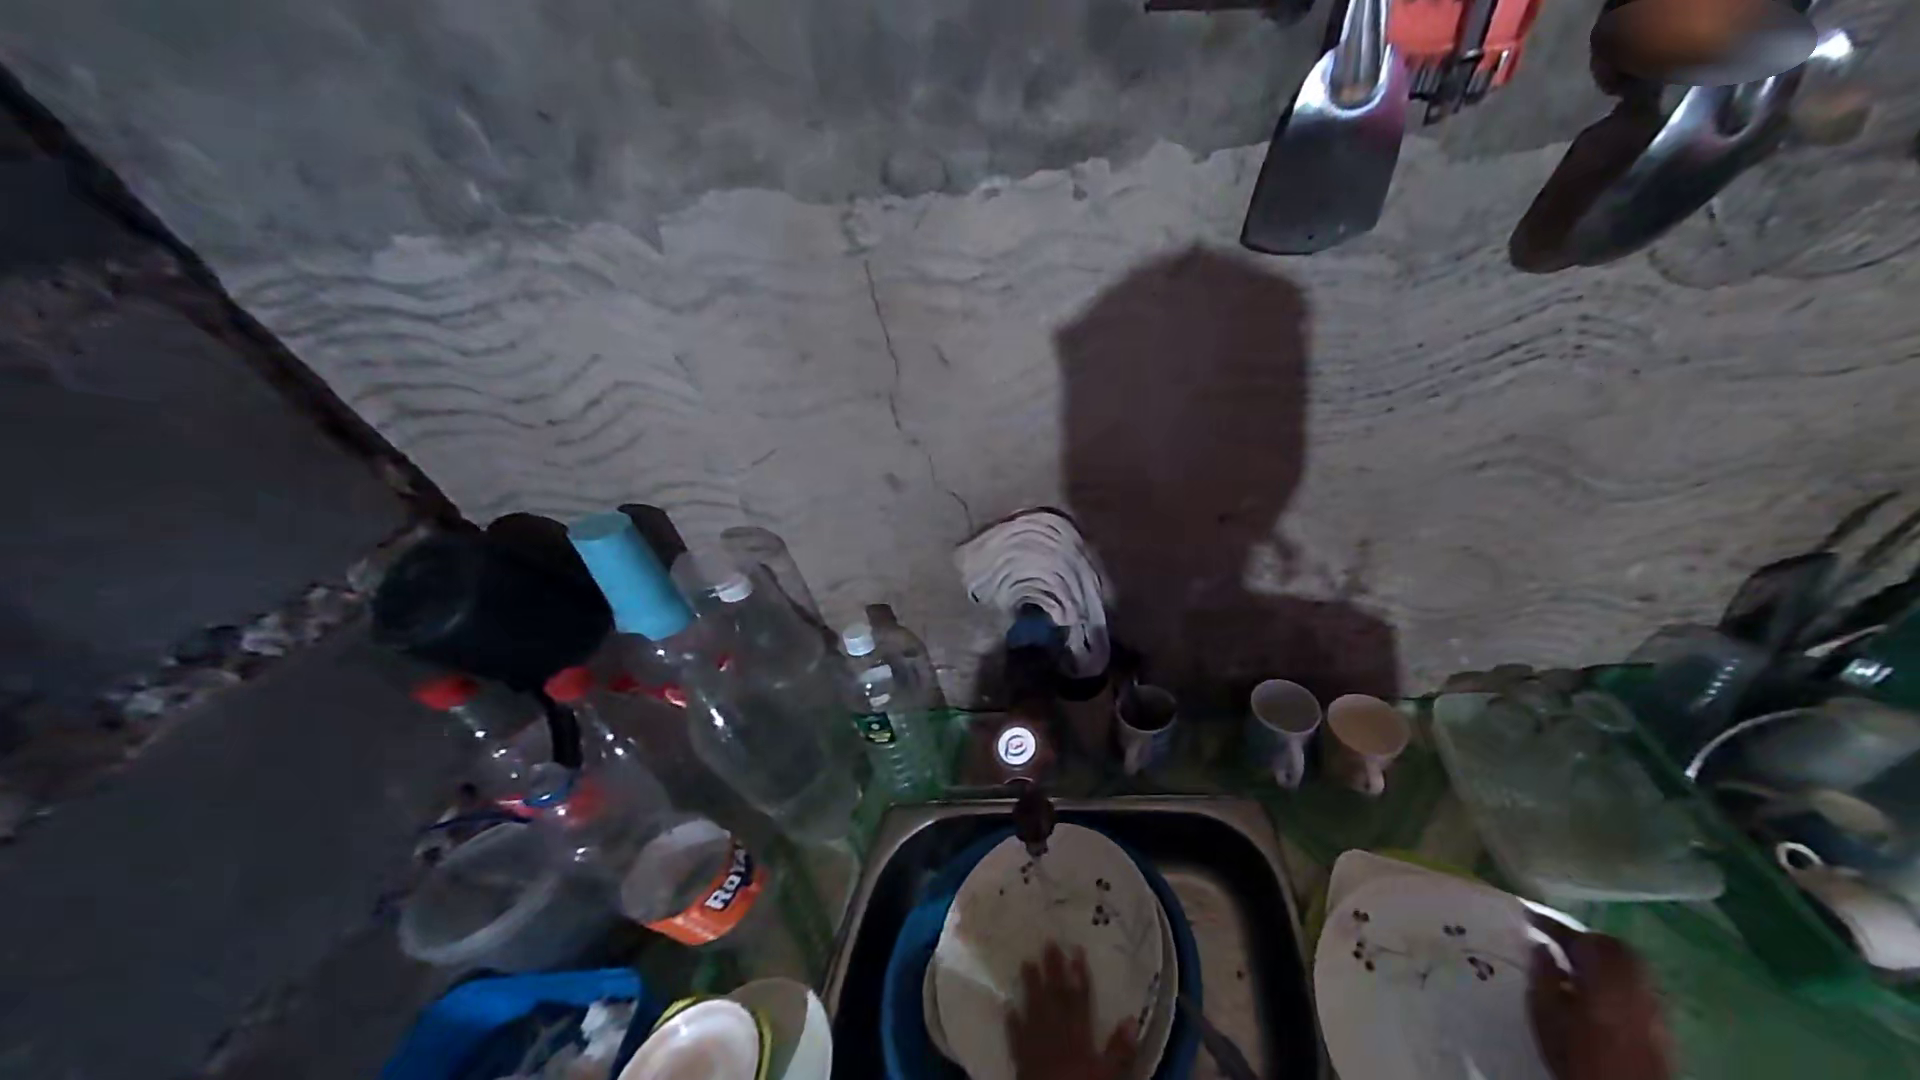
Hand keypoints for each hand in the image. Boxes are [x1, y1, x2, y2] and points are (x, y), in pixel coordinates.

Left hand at [1006, 943, 1137, 1079]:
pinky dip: (1012, 1021)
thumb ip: (1119, 1047)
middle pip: (1054, 995)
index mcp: (1077, 1032)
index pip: (1079, 997)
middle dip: (1052, 969)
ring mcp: (1035, 1042)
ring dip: (1030, 985)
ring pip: (1033, 1008)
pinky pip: (1015, 1035)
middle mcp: (1055, 1030)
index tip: (1076, 949)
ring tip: (1025, 962)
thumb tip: (1131, 1019)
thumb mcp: (1108, 1073)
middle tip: (1047, 942)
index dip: (1079, 973)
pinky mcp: (1020, 1057)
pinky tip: (1008, 1007)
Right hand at [1529, 929, 1673, 1079]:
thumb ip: (1543, 975)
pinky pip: (1638, 982)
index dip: (1553, 925)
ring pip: (1630, 963)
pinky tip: (1596, 985)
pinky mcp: (1659, 1023)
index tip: (1529, 915)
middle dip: (1583, 937)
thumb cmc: (1577, 1055)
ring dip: (1601, 953)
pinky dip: (1616, 973)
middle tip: (1555, 937)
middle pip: (1614, 946)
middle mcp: (1634, 987)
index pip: (1580, 940)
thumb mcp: (1545, 1014)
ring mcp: (1652, 1005)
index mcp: (1604, 980)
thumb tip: (1540, 946)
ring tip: (1574, 959)